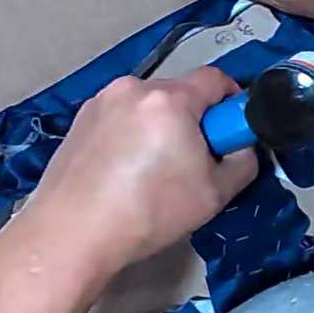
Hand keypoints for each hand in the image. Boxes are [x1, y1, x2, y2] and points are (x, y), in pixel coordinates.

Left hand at [9, 68, 258, 289]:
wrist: (71, 233)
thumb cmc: (147, 213)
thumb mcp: (215, 194)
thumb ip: (242, 161)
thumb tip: (240, 146)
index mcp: (169, 99)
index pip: (217, 79)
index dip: (233, 102)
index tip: (230, 133)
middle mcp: (134, 88)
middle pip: (180, 92)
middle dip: (194, 120)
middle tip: (192, 161)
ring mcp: (102, 101)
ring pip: (149, 105)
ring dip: (161, 127)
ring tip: (152, 172)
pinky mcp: (81, 118)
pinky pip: (121, 116)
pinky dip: (131, 134)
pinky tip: (122, 172)